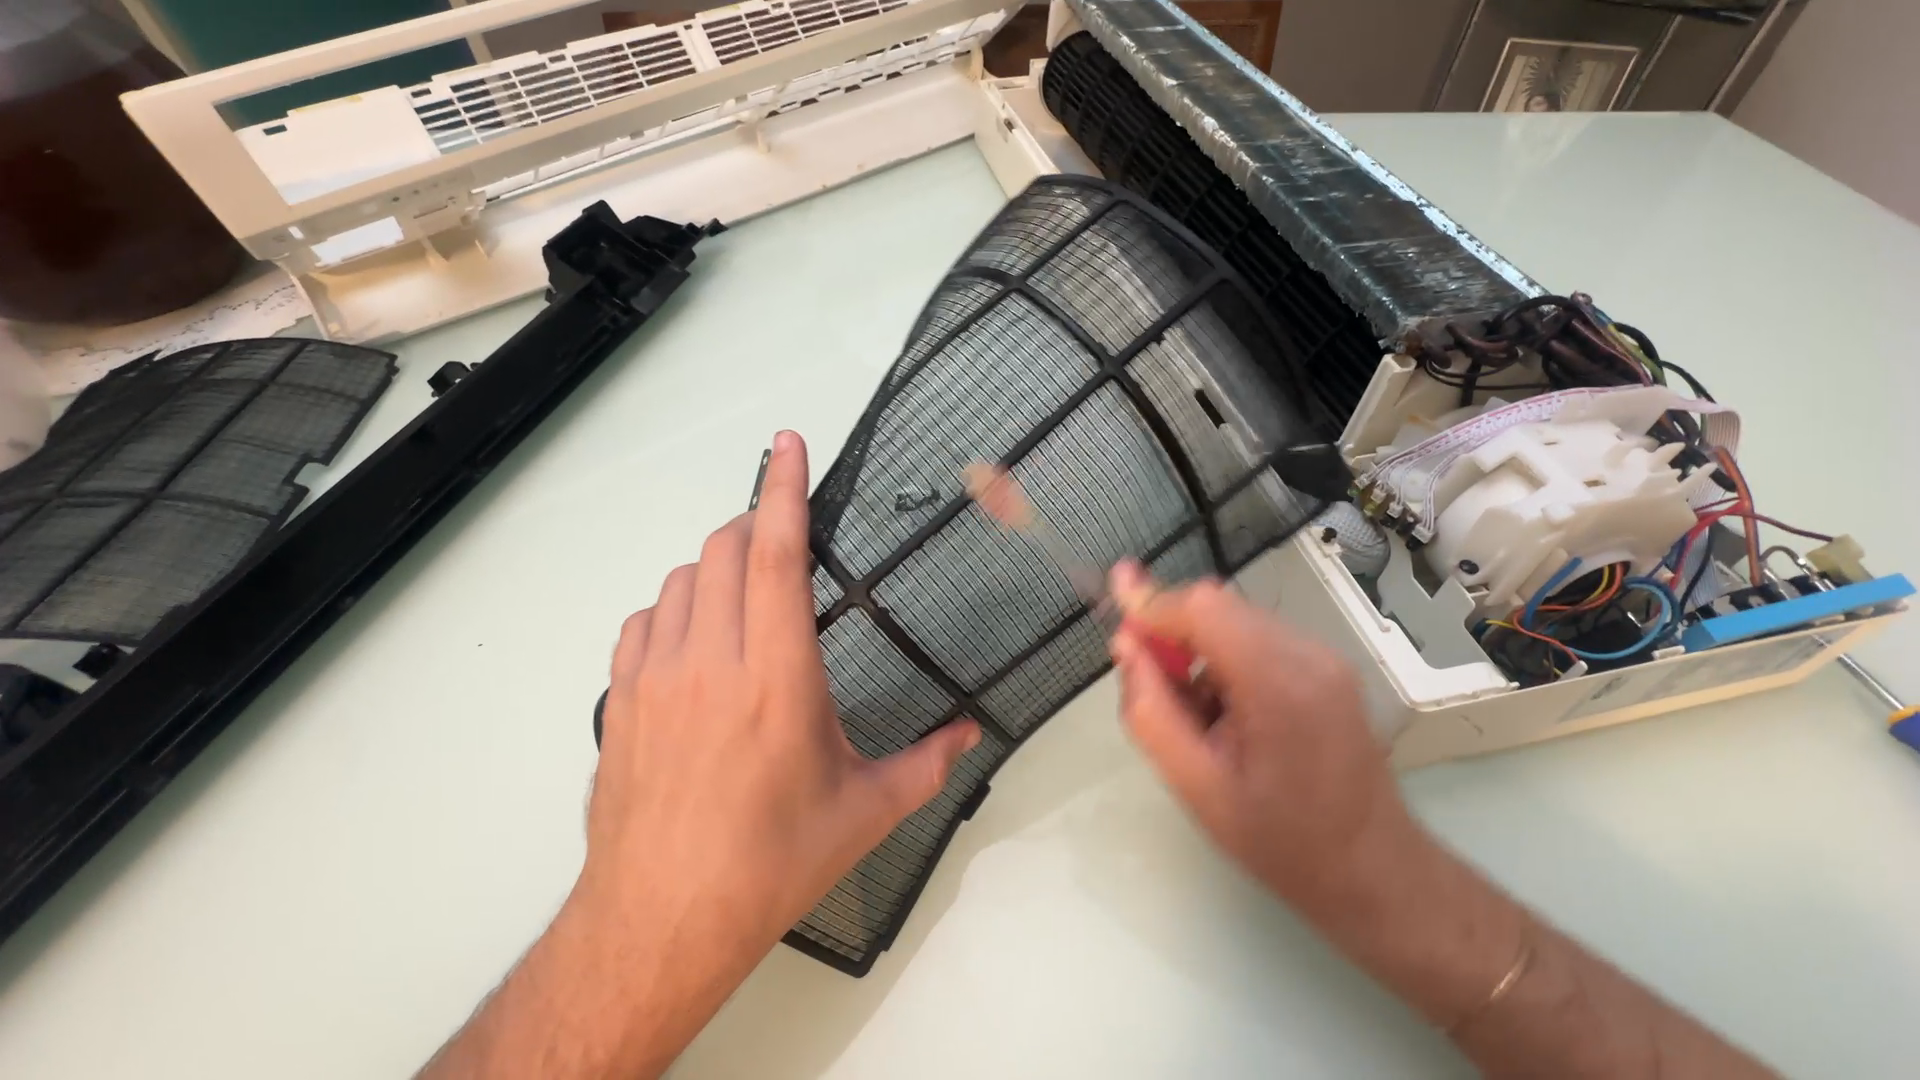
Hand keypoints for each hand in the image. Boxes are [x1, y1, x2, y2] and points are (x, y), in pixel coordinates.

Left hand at [583, 429, 978, 1001]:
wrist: (660, 920)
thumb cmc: (771, 863)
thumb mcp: (865, 814)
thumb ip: (927, 764)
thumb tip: (970, 735)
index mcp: (778, 677)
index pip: (778, 556)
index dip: (785, 490)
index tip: (788, 443)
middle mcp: (711, 662)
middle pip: (725, 551)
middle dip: (756, 526)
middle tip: (785, 541)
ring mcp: (655, 677)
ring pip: (682, 580)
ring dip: (718, 569)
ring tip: (747, 599)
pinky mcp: (621, 700)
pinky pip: (644, 621)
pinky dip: (675, 609)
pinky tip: (695, 641)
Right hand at [1106, 560, 1416, 920]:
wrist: (1376, 872)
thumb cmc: (1282, 842)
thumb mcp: (1197, 787)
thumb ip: (1151, 712)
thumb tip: (1126, 647)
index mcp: (1278, 684)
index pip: (1203, 608)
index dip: (1152, 601)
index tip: (1114, 600)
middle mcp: (1309, 655)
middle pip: (1220, 608)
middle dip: (1172, 630)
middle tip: (1145, 679)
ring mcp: (1326, 659)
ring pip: (1238, 622)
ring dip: (1200, 649)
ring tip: (1194, 715)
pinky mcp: (1332, 670)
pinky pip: (1261, 641)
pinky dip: (1228, 660)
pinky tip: (1227, 715)